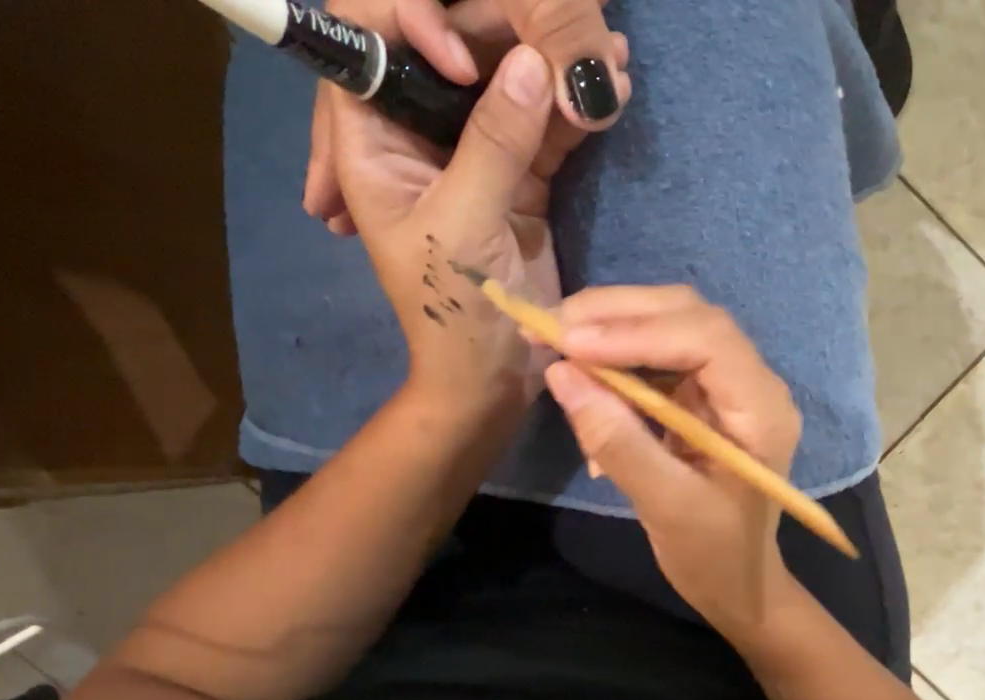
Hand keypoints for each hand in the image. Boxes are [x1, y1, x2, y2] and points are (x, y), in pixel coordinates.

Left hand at [330, 43, 578, 397]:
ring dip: (551, 67)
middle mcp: (421, 137)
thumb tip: (532, 63)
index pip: (373, 50)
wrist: (497, 377)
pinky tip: (611, 86)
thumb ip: (494, 143)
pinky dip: (575, 112)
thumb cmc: (454, 310)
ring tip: (605, 46)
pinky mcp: (523, 180)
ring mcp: (477, 157)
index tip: (467, 53)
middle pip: (451, 59)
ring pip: (507, 90)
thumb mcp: (464, 223)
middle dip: (500, 32)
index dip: (414, 29)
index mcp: (374, 142)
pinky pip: (547, 132)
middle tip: (562, 14)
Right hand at [545, 287, 803, 633]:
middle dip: (617, 315)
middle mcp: (752, 384)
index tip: (569, 343)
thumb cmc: (714, 555)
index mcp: (762, 409)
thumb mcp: (666, 505)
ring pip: (671, 329)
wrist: (739, 585)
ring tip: (554, 344)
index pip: (707, 338)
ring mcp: (729, 389)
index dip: (636, 331)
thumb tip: (562, 374)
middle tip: (547, 327)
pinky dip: (618, 363)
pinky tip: (584, 383)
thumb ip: (618, 440)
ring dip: (612, 330)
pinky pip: (659, 361)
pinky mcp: (704, 400)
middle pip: (688, 317)